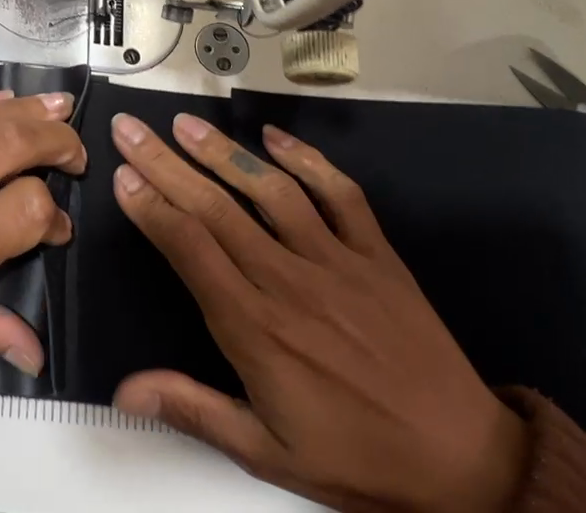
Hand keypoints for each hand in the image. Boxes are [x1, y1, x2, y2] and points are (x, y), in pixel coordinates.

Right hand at [107, 113, 526, 512]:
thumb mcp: (266, 452)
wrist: (463, 462)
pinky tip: (275, 136)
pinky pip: (341, 195)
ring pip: (270, 191)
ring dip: (223, 152)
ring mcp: (338, 261)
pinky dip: (308, 159)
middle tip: (130, 128)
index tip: (121, 175)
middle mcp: (289, 281)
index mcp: (255, 328)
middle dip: (165, 164)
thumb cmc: (355, 458)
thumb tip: (124, 389)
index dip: (151, 207)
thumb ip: (192, 408)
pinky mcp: (378, 256)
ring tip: (185, 123)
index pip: (189, 248)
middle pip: (215, 209)